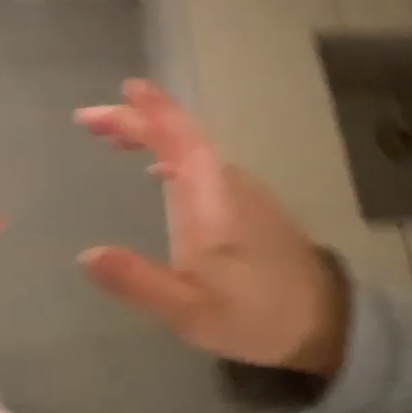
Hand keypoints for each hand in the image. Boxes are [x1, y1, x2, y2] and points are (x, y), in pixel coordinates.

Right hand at [73, 81, 348, 375]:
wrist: (324, 322)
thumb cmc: (254, 315)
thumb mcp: (189, 311)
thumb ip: (138, 282)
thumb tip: (87, 255)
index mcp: (211, 198)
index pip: (179, 137)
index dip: (152, 110)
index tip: (123, 90)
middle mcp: (226, 181)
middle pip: (180, 134)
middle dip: (136, 120)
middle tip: (88, 120)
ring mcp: (240, 190)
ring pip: (191, 146)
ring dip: (151, 134)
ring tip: (111, 138)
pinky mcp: (247, 203)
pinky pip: (201, 162)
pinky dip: (170, 154)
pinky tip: (156, 171)